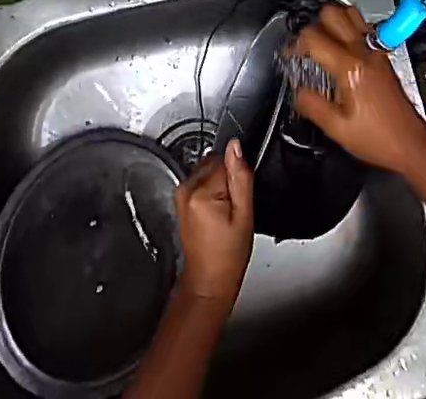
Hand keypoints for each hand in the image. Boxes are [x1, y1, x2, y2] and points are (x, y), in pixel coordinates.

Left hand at [174, 138, 254, 302]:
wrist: (209, 280)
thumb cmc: (228, 255)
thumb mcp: (244, 214)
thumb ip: (241, 176)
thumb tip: (236, 146)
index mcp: (202, 193)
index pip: (225, 159)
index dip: (237, 175)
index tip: (239, 195)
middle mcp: (186, 189)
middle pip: (215, 162)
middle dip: (227, 178)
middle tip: (233, 206)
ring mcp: (181, 194)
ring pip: (209, 170)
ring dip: (219, 184)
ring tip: (225, 212)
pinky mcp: (181, 198)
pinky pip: (202, 181)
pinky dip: (211, 191)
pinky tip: (216, 212)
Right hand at [289, 3, 425, 174]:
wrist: (411, 143)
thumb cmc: (380, 138)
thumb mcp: (336, 128)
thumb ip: (312, 105)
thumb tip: (298, 91)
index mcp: (350, 68)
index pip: (314, 37)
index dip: (296, 43)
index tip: (291, 53)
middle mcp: (364, 53)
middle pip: (333, 14)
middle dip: (313, 25)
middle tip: (306, 44)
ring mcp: (376, 51)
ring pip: (350, 14)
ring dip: (332, 21)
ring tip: (322, 40)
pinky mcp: (383, 56)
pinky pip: (363, 28)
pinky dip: (348, 28)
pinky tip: (342, 47)